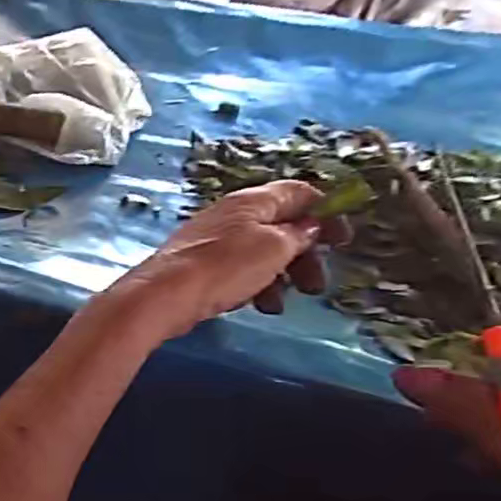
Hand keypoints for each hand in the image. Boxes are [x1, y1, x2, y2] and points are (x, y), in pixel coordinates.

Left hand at [101, 180, 347, 340]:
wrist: (157, 298)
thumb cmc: (222, 268)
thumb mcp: (274, 247)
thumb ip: (298, 234)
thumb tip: (307, 227)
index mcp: (250, 202)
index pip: (300, 194)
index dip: (327, 214)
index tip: (342, 242)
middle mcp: (228, 217)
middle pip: (280, 228)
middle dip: (304, 256)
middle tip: (315, 286)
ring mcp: (207, 244)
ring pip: (258, 255)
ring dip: (278, 278)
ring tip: (279, 304)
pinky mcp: (193, 269)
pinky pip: (233, 273)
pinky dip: (250, 287)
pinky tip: (254, 306)